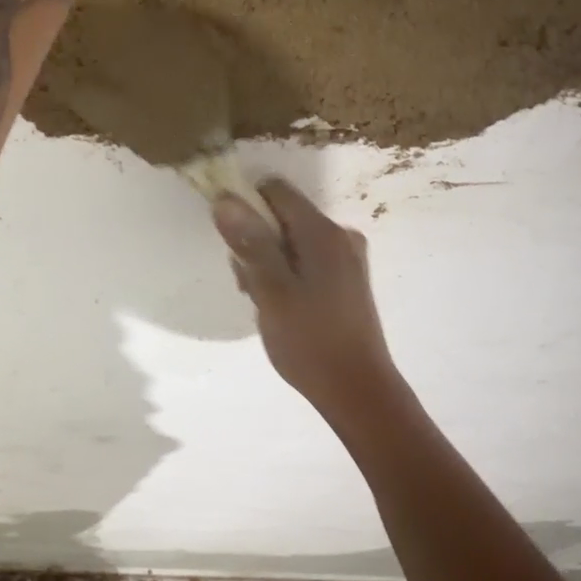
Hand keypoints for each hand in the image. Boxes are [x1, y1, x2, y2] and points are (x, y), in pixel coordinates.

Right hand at [213, 177, 393, 407]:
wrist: (355, 388)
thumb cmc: (309, 340)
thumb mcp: (271, 290)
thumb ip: (250, 243)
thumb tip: (224, 199)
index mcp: (323, 233)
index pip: (276, 191)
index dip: (244, 205)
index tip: (226, 239)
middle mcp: (339, 237)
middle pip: (281, 218)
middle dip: (253, 242)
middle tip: (247, 285)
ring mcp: (345, 260)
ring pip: (289, 243)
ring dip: (266, 263)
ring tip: (262, 303)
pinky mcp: (344, 281)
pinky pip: (303, 262)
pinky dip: (283, 276)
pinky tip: (278, 308)